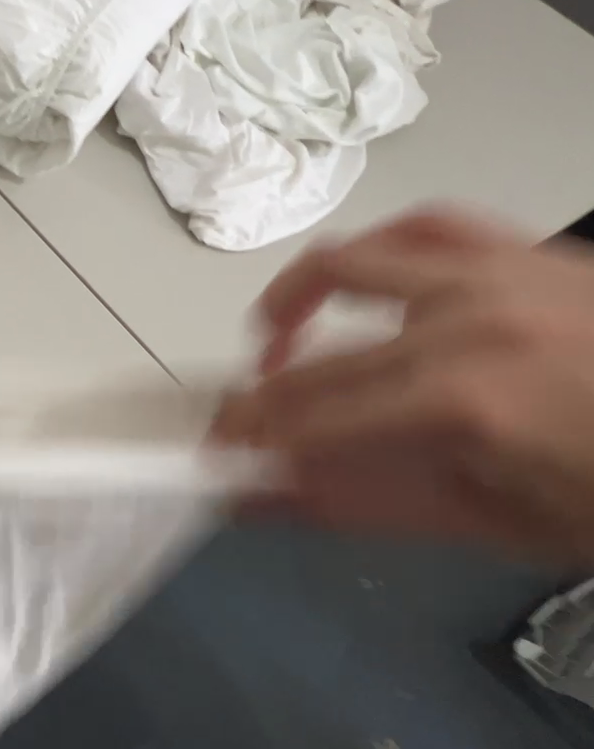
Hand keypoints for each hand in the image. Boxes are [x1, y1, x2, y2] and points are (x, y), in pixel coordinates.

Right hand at [213, 208, 593, 564]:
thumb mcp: (499, 521)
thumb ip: (362, 504)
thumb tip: (250, 499)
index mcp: (462, 401)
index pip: (305, 420)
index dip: (245, 441)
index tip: (213, 456)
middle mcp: (467, 325)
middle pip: (315, 359)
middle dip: (257, 397)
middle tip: (241, 421)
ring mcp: (503, 277)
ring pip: (353, 263)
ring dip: (293, 300)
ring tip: (278, 333)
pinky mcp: (534, 255)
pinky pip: (432, 227)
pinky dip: (378, 249)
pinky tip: (364, 280)